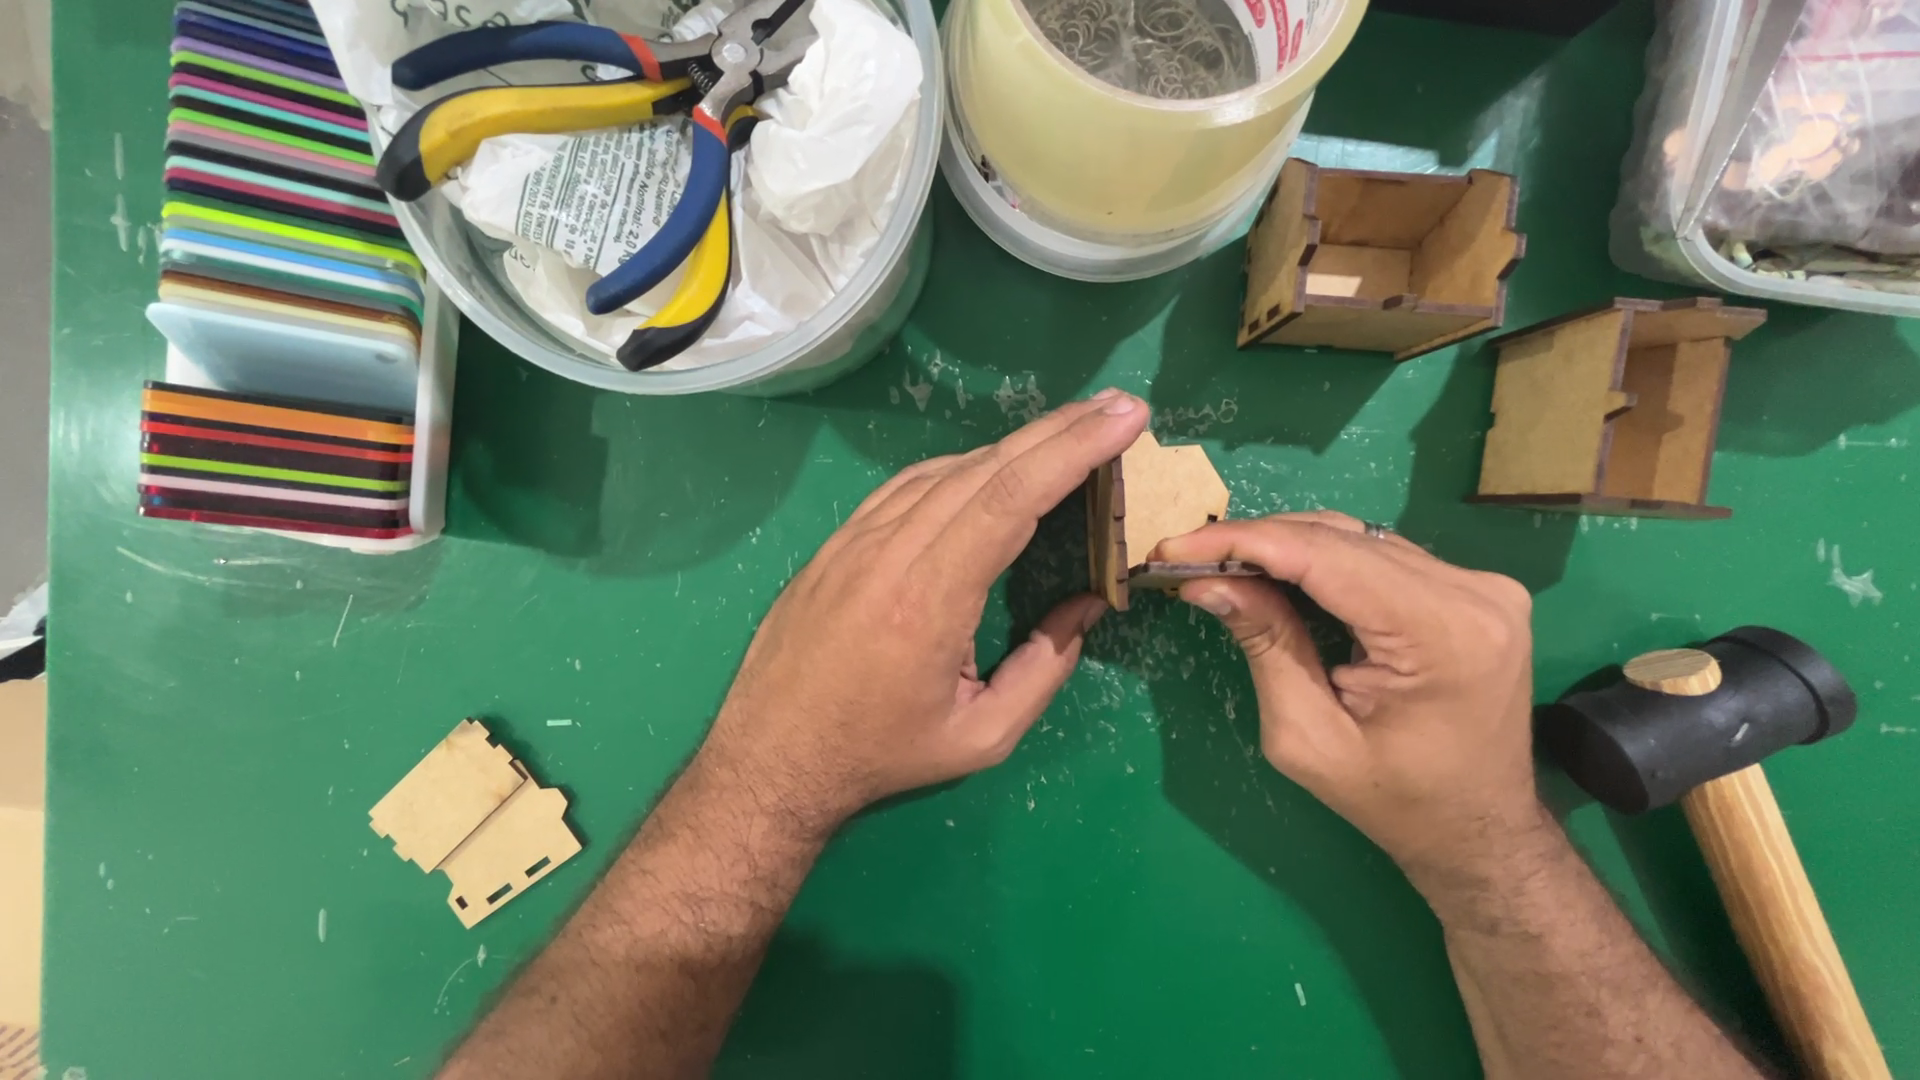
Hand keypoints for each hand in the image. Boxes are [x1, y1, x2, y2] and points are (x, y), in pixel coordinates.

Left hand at [695, 390, 1151, 836]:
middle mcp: (891, 551)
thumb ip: (1045, 669)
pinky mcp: (839, 540)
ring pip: (946, 469)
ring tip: (1067, 434)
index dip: (1072, 451)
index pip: (1010, 498)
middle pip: (985, 468)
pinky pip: (909, 485)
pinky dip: (962, 467)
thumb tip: (1089, 605)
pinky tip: (991, 467)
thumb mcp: (981, 736)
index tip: (1123, 418)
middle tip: (1115, 407)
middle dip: (1059, 431)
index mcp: (930, 600)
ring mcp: (857, 539)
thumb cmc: (881, 753)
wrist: (773, 753)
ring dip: (1013, 445)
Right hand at [1152, 512, 1544, 889]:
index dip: (1242, 542)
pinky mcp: (1470, 589)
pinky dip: (1316, 558)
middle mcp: (1471, 593)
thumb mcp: (1307, 735)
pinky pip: (1375, 554)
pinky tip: (1271, 571)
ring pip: (1354, 538)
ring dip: (1280, 546)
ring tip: (1217, 562)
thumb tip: (1206, 582)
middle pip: (1338, 538)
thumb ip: (1264, 646)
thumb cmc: (1393, 800)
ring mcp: (1478, 585)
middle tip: (1184, 557)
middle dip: (1252, 542)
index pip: (1324, 556)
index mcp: (1442, 633)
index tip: (1173, 548)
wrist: (1479, 829)